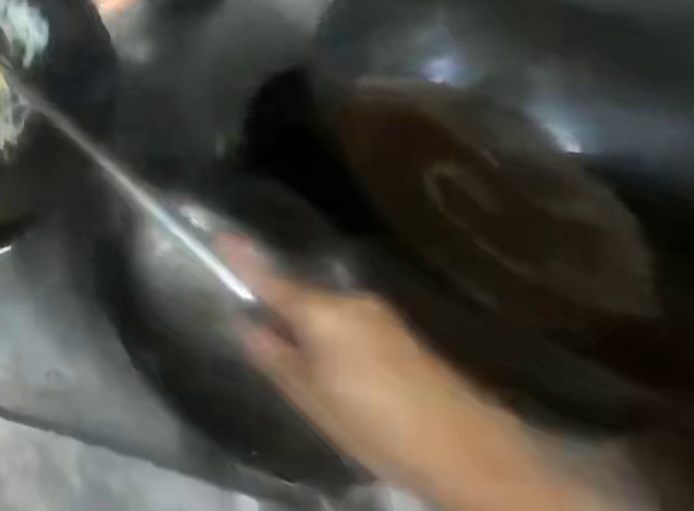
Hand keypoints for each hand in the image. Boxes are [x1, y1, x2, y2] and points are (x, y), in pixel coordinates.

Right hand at [221, 237, 614, 510]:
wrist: (477, 458)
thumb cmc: (378, 426)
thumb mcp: (309, 397)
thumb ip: (269, 353)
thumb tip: (243, 320)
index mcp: (317, 311)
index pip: (265, 275)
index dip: (238, 255)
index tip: (216, 234)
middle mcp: (347, 300)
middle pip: (296, 293)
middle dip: (278, 309)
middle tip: (268, 343)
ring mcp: (378, 314)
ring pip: (324, 310)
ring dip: (310, 327)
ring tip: (311, 371)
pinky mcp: (402, 332)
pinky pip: (350, 322)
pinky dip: (335, 337)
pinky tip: (347, 376)